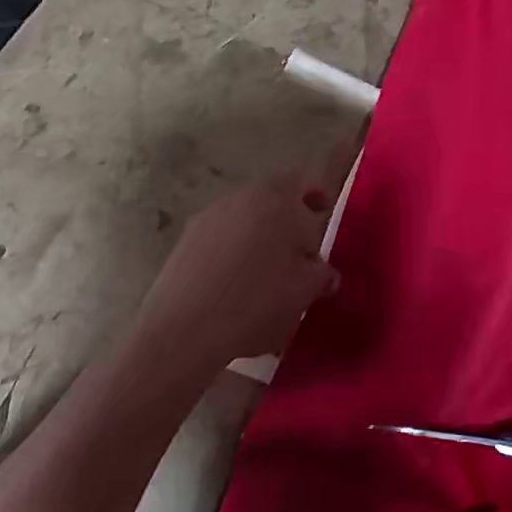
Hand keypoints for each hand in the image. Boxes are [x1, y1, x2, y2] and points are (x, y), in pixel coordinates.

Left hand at [138, 177, 337, 362]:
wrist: (186, 329)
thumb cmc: (259, 299)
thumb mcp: (307, 289)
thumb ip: (322, 273)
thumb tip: (323, 272)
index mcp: (276, 198)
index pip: (304, 181)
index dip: (319, 195)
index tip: (327, 212)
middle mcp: (239, 198)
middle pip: (272, 201)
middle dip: (290, 223)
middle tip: (305, 254)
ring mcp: (207, 220)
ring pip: (246, 223)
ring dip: (263, 242)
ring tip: (273, 278)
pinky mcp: (184, 245)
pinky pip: (223, 243)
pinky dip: (237, 258)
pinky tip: (242, 291)